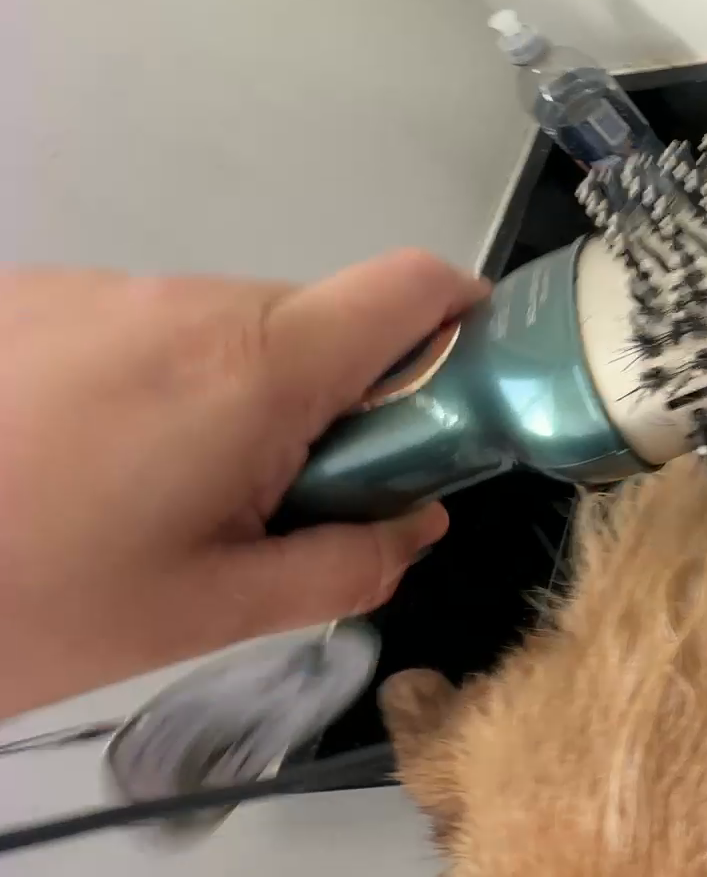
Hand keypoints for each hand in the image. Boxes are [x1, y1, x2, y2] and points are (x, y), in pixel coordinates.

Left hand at [0, 251, 487, 714]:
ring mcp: (102, 291)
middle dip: (353, 389)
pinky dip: (177, 378)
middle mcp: (192, 303)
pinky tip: (92, 451)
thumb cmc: (9, 594)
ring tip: (176, 480)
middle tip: (306, 479)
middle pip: (337, 317)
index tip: (466, 379)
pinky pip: (163, 325)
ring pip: (250, 325)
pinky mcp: (32, 297)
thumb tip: (418, 524)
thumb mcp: (205, 612)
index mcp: (259, 365)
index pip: (417, 285)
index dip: (468, 314)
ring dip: (260, 389)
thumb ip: (350, 564)